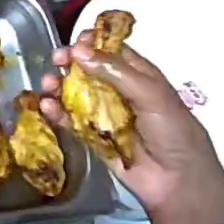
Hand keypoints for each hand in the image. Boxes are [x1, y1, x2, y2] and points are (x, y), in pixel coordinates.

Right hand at [40, 31, 223, 223]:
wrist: (177, 182)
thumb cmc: (173, 131)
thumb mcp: (151, 93)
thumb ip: (115, 71)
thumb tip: (80, 51)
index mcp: (137, 75)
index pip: (110, 50)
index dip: (92, 43)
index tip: (76, 42)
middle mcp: (118, 91)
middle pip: (87, 69)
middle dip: (70, 62)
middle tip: (57, 60)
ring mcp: (104, 114)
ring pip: (75, 93)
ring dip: (59, 86)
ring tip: (48, 84)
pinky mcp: (92, 137)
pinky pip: (70, 120)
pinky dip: (56, 112)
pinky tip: (46, 106)